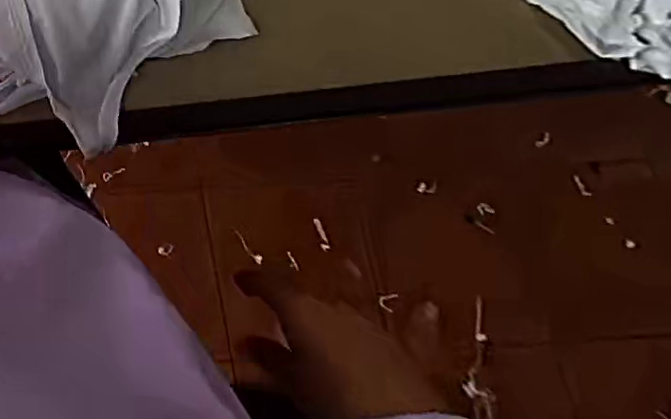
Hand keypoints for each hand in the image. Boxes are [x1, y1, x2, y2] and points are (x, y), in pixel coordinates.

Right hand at [236, 264, 456, 418]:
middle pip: (311, 291)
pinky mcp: (407, 350)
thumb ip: (271, 360)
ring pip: (354, 298)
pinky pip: (412, 330)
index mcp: (302, 310)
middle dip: (297, 289)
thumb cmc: (334, 403)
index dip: (254, 280)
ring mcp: (373, 325)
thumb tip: (247, 342)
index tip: (241, 279)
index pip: (271, 285)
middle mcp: (336, 307)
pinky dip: (418, 319)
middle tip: (284, 290)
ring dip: (347, 285)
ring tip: (344, 266)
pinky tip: (429, 306)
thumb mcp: (295, 386)